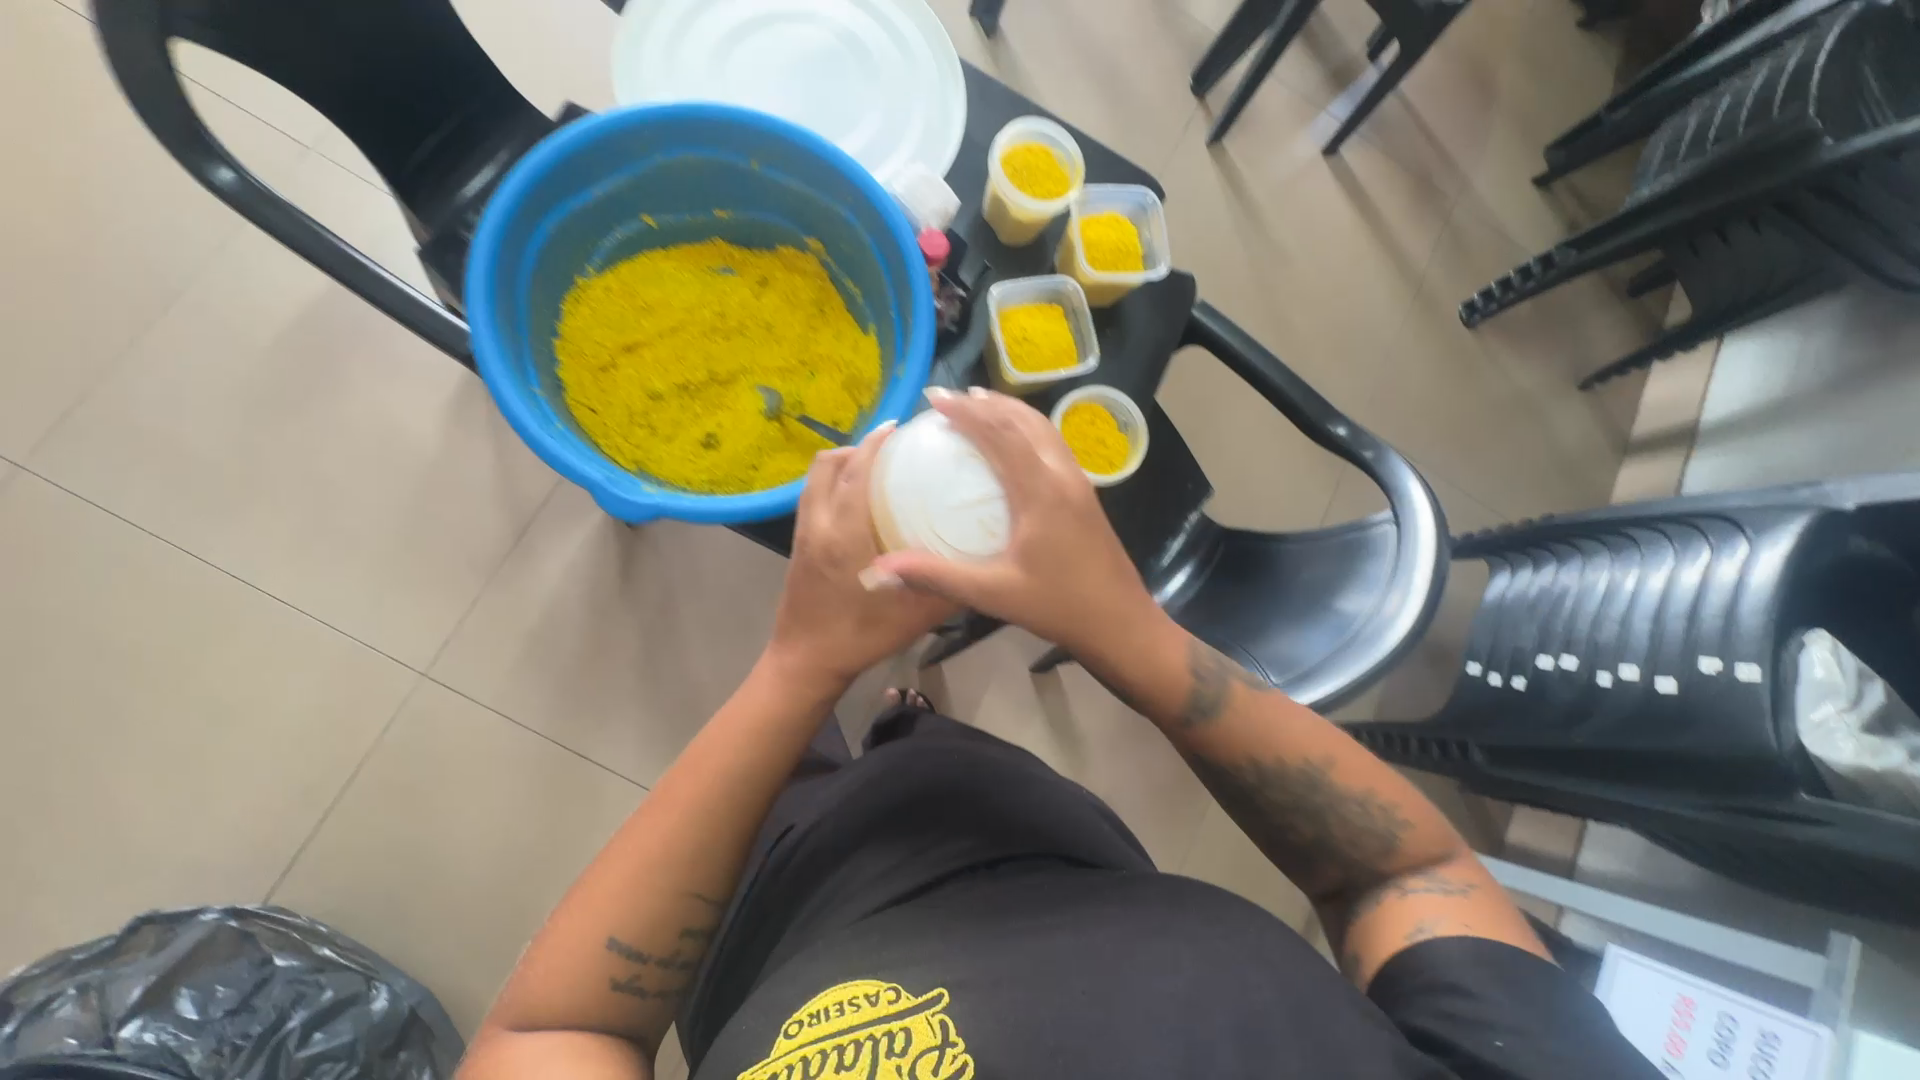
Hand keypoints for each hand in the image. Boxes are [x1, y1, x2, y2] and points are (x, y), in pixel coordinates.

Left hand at [766, 424, 958, 688]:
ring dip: (842, 464)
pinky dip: (832, 485)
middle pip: (827, 465)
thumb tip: (985, 561)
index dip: (875, 443)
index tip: (899, 428)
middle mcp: (818, 524)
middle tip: (892, 448)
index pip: (855, 471)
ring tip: (875, 467)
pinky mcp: (799, 545)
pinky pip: (813, 498)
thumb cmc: (860, 637)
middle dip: (857, 447)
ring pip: (815, 479)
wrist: (806, 661)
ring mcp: (804, 534)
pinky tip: (859, 501)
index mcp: (844, 534)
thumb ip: (949, 585)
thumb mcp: (916, 616)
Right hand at [866, 388, 1165, 662]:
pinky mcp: (1086, 496)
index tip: (935, 398)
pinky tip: (1014, 445)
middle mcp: (1062, 476)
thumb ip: (936, 576)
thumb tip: (879, 569)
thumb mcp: (994, 593)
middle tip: (951, 396)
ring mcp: (1079, 484)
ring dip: (1011, 412)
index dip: (966, 411)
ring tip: (981, 405)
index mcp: (1040, 491)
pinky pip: (1053, 446)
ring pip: (1044, 430)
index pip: (1000, 434)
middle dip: (987, 403)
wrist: (1121, 623)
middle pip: (1024, 421)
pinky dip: (1028, 431)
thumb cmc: (1058, 606)